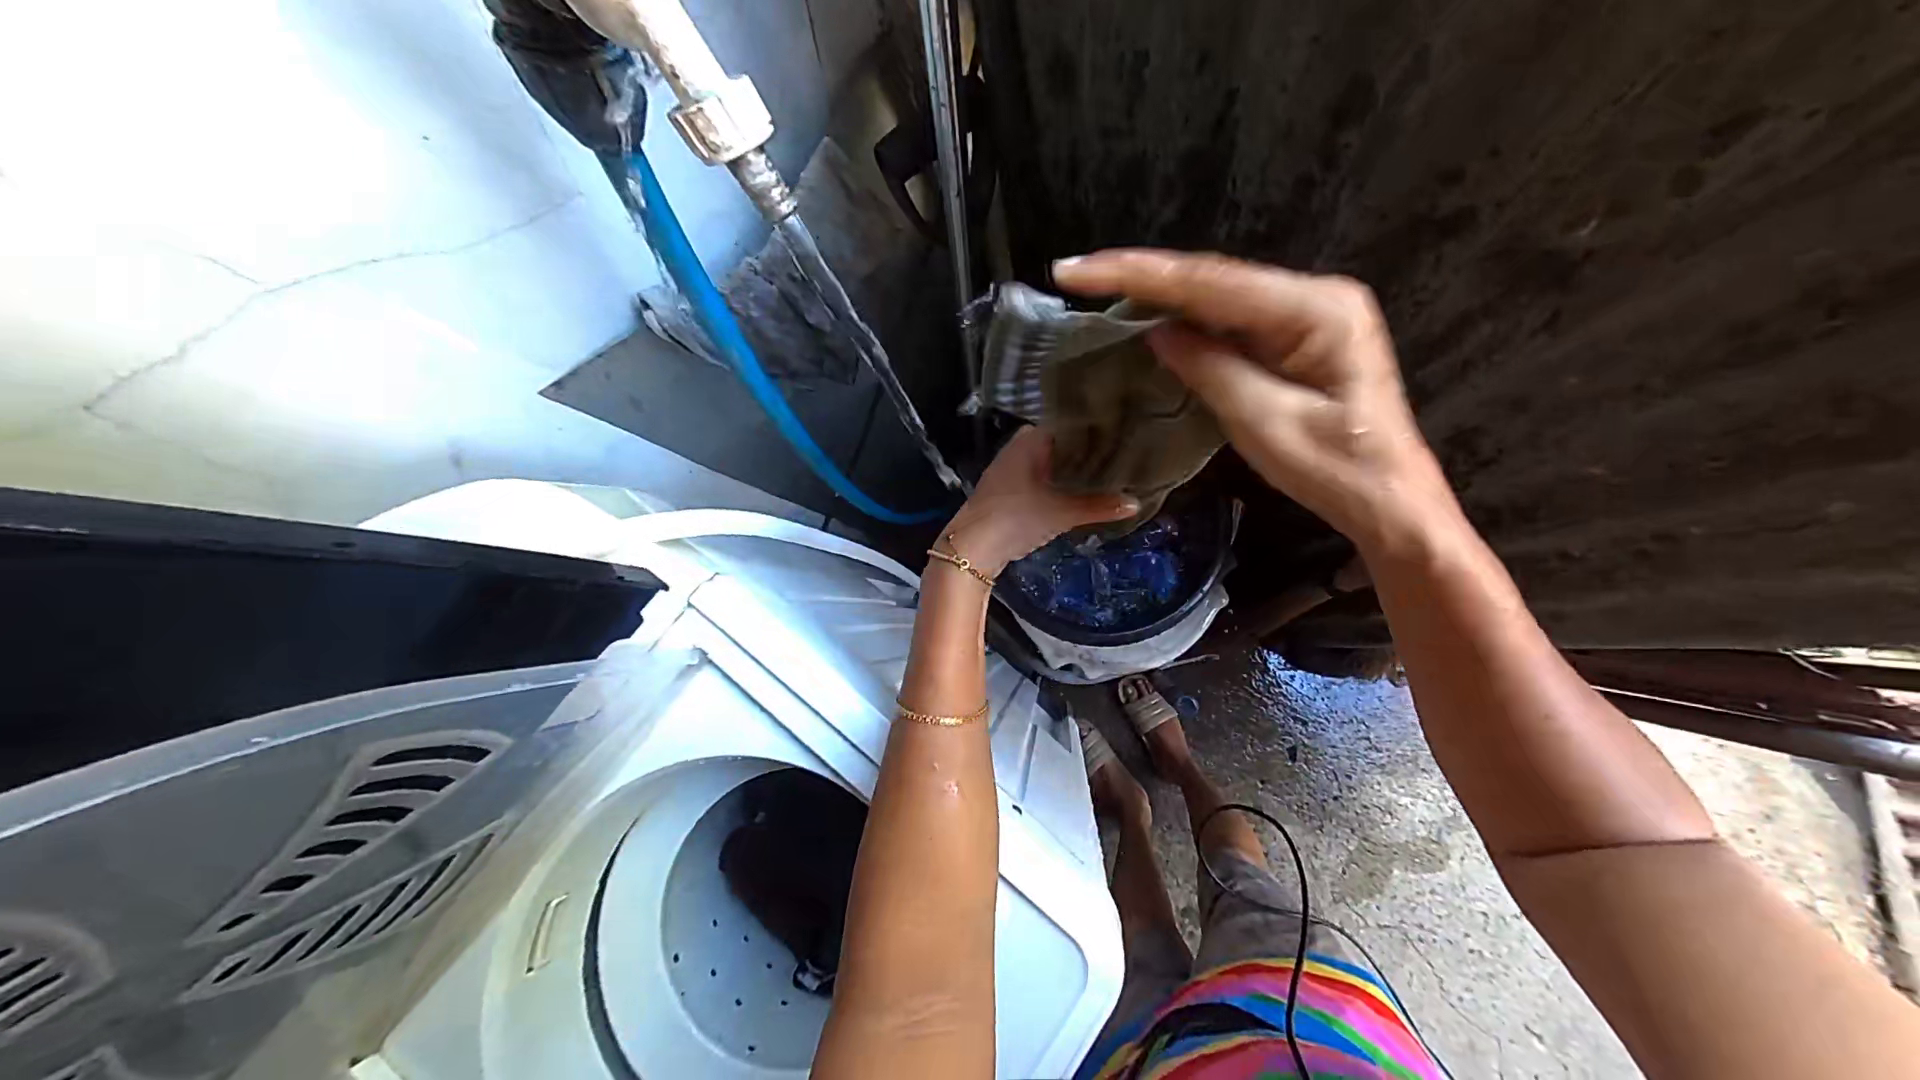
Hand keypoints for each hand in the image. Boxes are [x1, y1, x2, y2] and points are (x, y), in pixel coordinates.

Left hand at [941, 426, 1138, 575]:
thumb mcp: (1061, 513)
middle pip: (1063, 442)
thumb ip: (1099, 506)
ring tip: (1111, 470)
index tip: (1127, 432)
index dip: (1098, 428)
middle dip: (1090, 450)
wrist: (971, 549)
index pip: (1071, 422)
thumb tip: (1137, 502)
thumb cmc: (1015, 519)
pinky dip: (1060, 481)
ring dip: (1074, 468)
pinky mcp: (1010, 489)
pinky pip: (1043, 476)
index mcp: (1030, 439)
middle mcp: (1019, 446)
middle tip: (1126, 453)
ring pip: (1052, 460)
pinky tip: (1080, 490)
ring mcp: (1012, 468)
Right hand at [1052, 248, 1463, 557]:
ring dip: (1156, 290)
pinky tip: (1146, 312)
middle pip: (1211, 277)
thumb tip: (1156, 330)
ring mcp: (1304, 313)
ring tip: (1096, 285)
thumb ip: (1210, 368)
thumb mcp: (1265, 422)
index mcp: (1314, 310)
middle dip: (1140, 274)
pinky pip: (1227, 316)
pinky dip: (1182, 315)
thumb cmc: (1335, 469)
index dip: (1138, 275)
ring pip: (1216, 292)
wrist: (1387, 498)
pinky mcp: (1293, 335)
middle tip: (1076, 273)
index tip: (1079, 272)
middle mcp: (1312, 295)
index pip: (1210, 282)